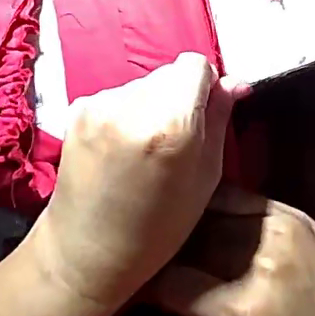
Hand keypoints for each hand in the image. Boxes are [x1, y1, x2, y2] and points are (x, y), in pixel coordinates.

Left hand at [25, 52, 246, 308]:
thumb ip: (219, 120)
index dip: (205, 87)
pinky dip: (126, 112)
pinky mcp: (78, 108)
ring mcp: (99, 104)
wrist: (86, 250)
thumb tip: (236, 82)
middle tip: (175, 139)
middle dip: (178, 96)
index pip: (195, 65)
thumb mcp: (205, 178)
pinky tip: (121, 147)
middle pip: (168, 73)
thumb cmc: (157, 228)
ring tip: (145, 147)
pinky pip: (117, 95)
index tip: (202, 115)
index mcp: (171, 125)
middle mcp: (132, 105)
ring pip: (143, 83)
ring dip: (151, 104)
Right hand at [150, 189, 314, 315]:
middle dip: (159, 243)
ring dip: (180, 216)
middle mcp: (256, 259)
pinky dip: (209, 201)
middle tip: (139, 245)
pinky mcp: (289, 210)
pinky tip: (194, 205)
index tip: (130, 280)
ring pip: (206, 207)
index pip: (170, 282)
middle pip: (186, 237)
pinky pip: (234, 196)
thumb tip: (170, 291)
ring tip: (160, 220)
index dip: (143, 282)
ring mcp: (275, 226)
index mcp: (245, 311)